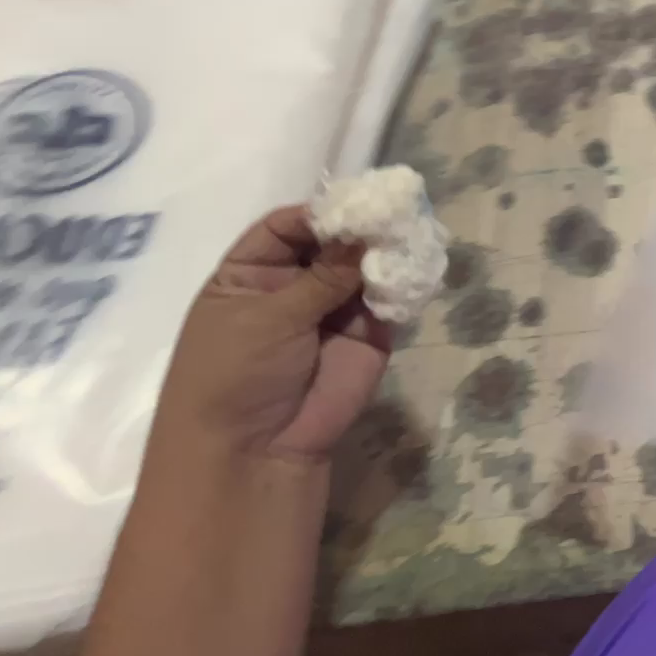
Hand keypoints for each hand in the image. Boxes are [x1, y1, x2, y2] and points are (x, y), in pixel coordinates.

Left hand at [154, 206, 390, 465]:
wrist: (259, 450)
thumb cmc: (235, 377)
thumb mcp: (269, 317)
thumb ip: (324, 273)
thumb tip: (368, 231)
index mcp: (252, 275)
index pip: (287, 227)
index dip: (321, 213)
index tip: (358, 204)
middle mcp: (296, 285)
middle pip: (335, 241)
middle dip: (364, 228)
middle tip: (400, 213)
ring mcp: (336, 306)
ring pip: (368, 265)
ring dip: (390, 251)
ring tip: (416, 236)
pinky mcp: (372, 328)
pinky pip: (392, 296)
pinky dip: (407, 281)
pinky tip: (419, 269)